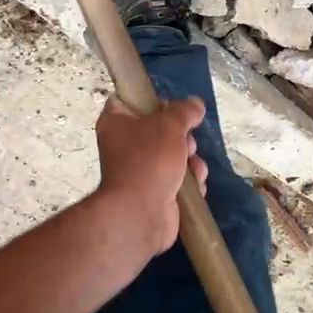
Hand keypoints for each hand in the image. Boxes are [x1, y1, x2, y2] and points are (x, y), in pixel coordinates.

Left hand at [92, 97, 207, 257]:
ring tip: (194, 167)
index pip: (128, 100)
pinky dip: (189, 181)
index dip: (150, 100)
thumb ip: (183, 111)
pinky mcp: (155, 192)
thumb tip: (195, 103)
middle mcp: (124, 144)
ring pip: (172, 155)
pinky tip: (196, 185)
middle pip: (158, 129)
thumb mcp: (168, 125)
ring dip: (190, 160)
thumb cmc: (148, 159)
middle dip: (181, 136)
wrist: (142, 212)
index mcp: (115, 122)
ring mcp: (140, 170)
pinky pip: (177, 179)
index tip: (171, 106)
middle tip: (187, 143)